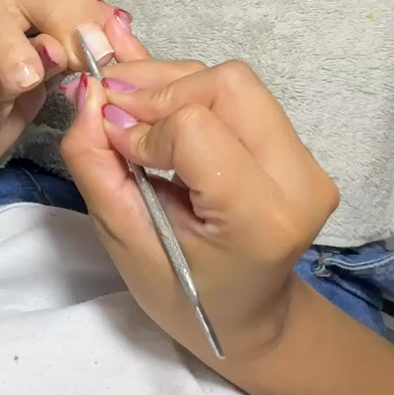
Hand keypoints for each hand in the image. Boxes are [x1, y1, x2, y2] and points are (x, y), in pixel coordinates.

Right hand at [60, 45, 337, 362]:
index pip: (194, 126)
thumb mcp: (120, 235)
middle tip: (114, 112)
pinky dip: (186, 89)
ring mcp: (306, 160)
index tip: (113, 145)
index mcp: (258, 217)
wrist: (245, 315)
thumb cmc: (179, 291)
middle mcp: (297, 180)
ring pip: (231, 79)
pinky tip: (147, 93)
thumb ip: (94, 162)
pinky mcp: (297, 146)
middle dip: (158, 88)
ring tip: (129, 110)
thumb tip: (87, 92)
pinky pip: (237, 92)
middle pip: (224, 84)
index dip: (142, 127)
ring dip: (169, 85)